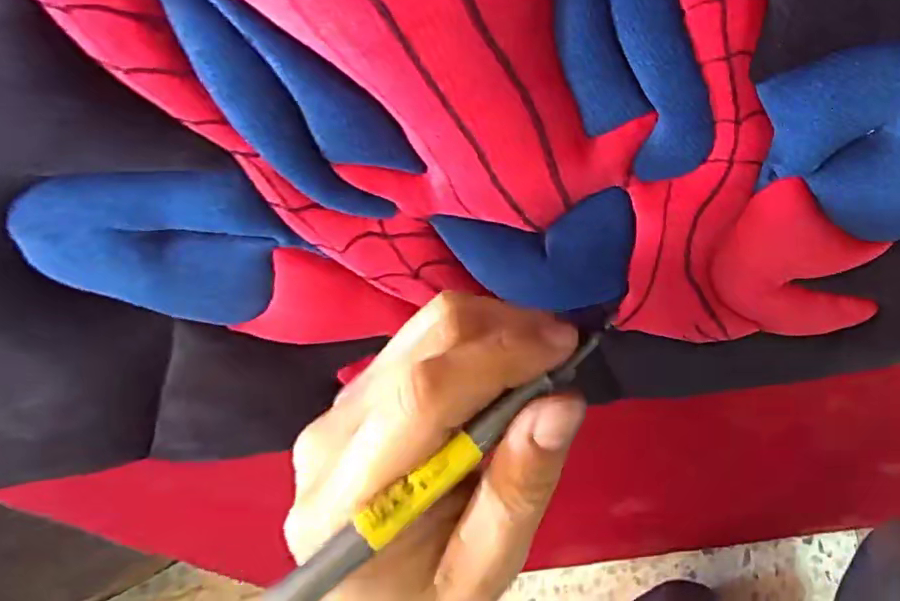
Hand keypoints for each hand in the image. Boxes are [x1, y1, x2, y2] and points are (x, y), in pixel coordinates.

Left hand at [284, 293, 586, 600]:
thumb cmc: (423, 600)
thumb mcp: (479, 575)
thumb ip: (519, 490)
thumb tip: (565, 400)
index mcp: (351, 497)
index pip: (426, 393)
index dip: (501, 356)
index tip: (566, 345)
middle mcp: (332, 434)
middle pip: (428, 343)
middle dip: (507, 328)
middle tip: (563, 347)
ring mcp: (338, 406)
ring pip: (426, 327)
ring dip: (494, 326)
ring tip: (538, 354)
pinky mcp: (355, 391)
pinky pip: (421, 338)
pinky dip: (474, 336)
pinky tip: (501, 365)